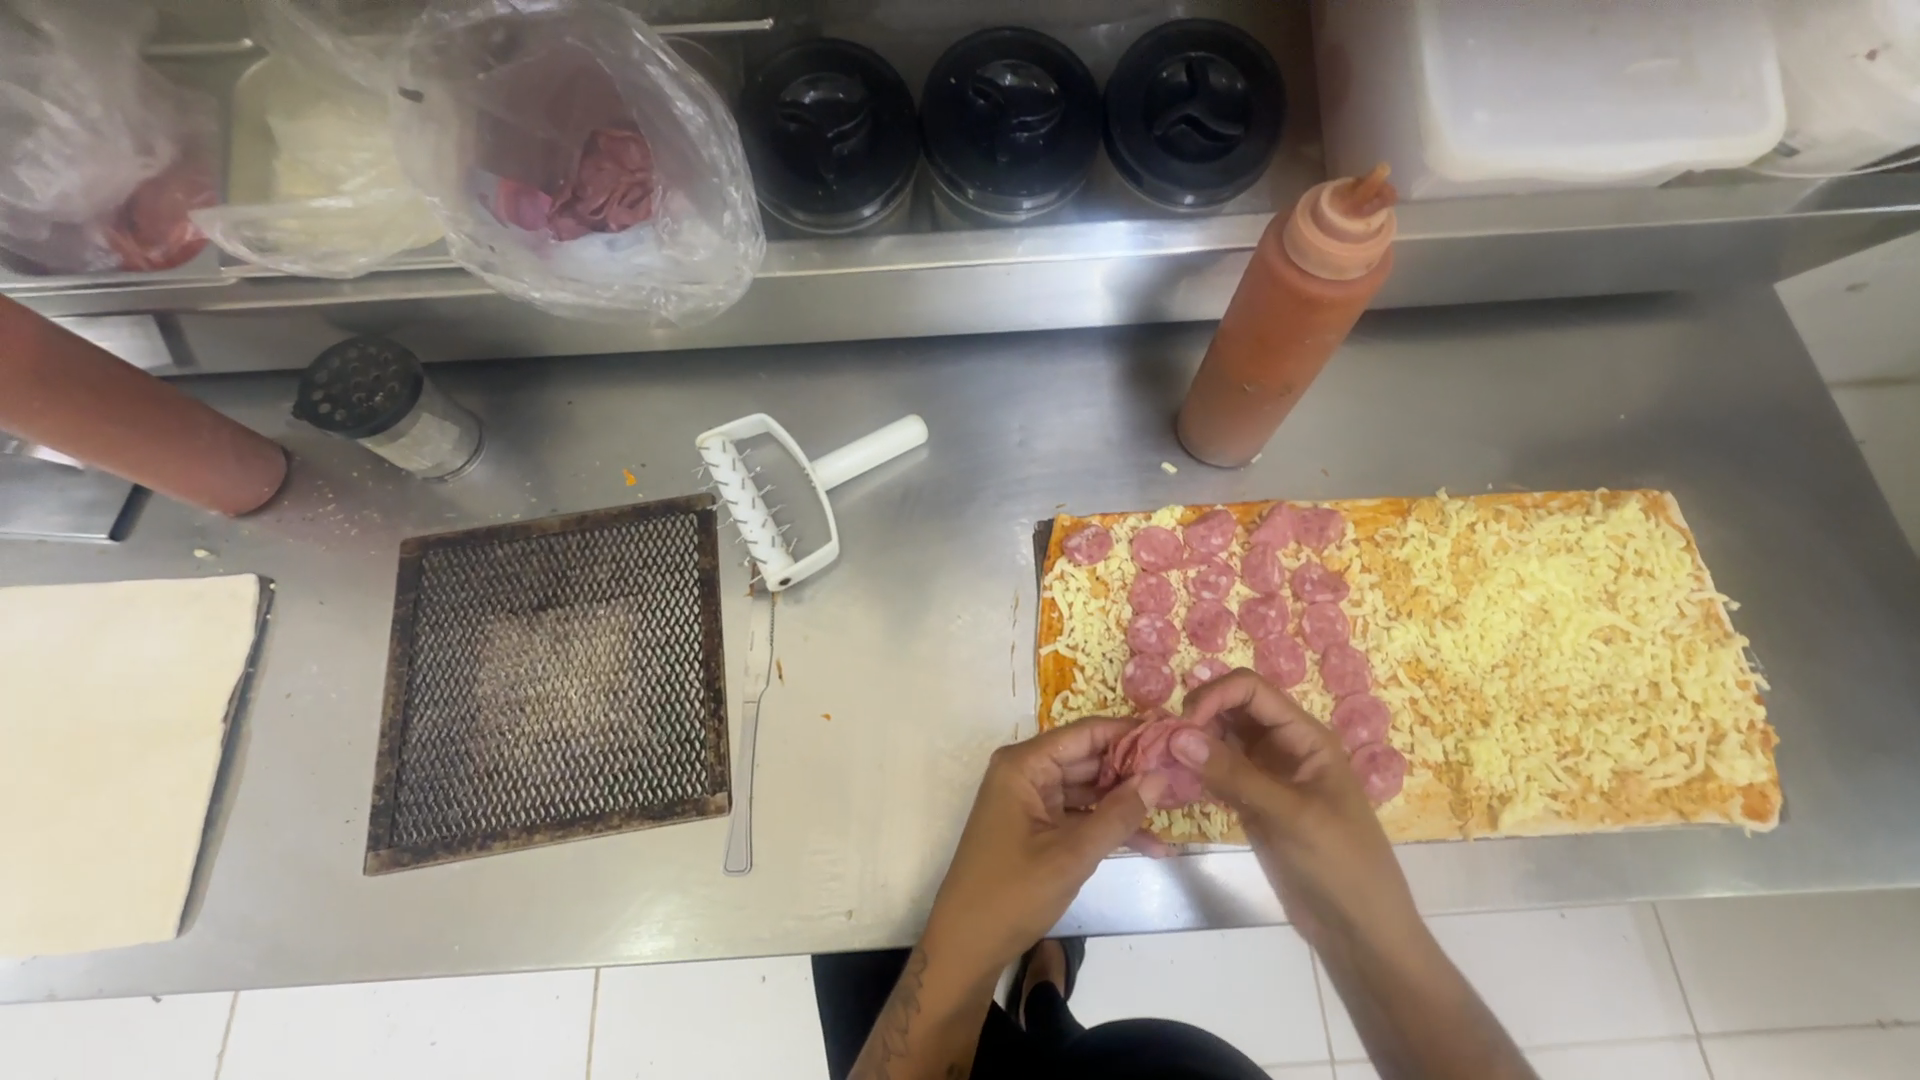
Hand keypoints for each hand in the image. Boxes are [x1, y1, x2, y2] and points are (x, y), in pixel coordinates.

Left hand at [924, 718, 1165, 975]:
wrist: (967, 943)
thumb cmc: (1012, 892)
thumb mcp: (1071, 854)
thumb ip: (1118, 814)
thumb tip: (1160, 777)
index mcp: (1024, 765)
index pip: (1086, 734)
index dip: (1129, 733)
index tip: (1175, 738)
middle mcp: (1026, 772)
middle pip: (1089, 758)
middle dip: (1134, 769)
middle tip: (1185, 776)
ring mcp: (1031, 799)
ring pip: (1089, 787)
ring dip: (1126, 802)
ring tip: (1178, 807)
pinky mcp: (1037, 825)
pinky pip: (1080, 814)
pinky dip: (1109, 826)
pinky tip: (1153, 844)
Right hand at [1172, 670, 1421, 956]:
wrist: (1360, 931)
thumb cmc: (1341, 865)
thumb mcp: (1292, 816)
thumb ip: (1235, 774)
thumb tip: (1177, 735)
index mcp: (1305, 736)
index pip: (1251, 690)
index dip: (1215, 696)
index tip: (1183, 726)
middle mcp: (1283, 747)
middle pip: (1231, 709)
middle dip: (1196, 717)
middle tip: (1164, 744)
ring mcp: (1265, 776)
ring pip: (1219, 740)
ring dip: (1191, 743)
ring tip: (1161, 761)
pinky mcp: (1251, 803)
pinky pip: (1216, 772)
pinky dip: (1193, 771)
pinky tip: (1172, 781)